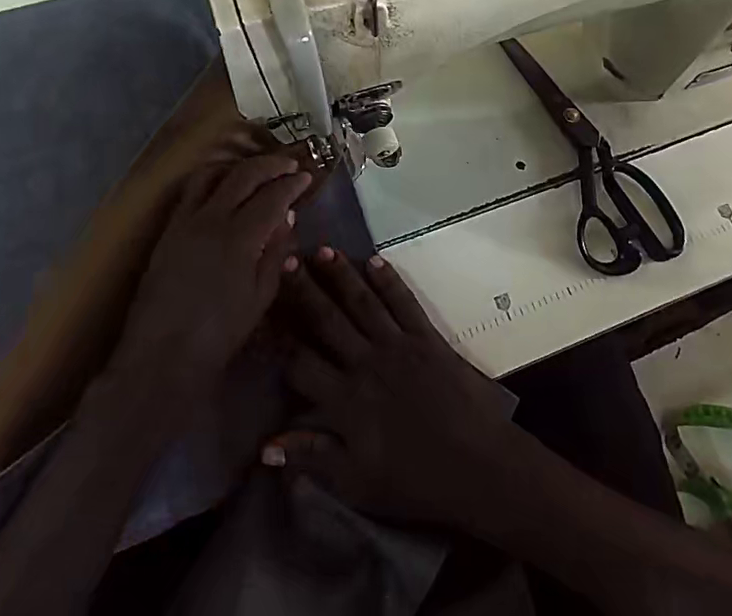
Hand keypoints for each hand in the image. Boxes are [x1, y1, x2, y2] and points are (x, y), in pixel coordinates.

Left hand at [106, 154, 313, 406]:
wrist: (163, 355)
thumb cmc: (222, 331)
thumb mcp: (262, 294)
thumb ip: (276, 250)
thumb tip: (287, 216)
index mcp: (240, 238)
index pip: (273, 196)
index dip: (293, 183)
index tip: (308, 177)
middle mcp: (210, 220)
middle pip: (243, 175)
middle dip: (270, 165)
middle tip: (290, 165)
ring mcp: (183, 223)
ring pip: (211, 175)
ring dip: (238, 166)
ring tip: (256, 171)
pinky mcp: (166, 232)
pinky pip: (190, 192)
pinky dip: (213, 180)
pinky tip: (225, 188)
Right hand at [264, 248, 528, 527]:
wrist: (475, 463)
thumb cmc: (413, 479)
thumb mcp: (355, 481)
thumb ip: (312, 457)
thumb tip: (265, 445)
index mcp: (345, 399)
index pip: (299, 363)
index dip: (274, 339)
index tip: (255, 315)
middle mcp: (367, 363)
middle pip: (328, 321)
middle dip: (303, 291)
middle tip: (284, 261)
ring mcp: (399, 346)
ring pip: (364, 304)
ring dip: (342, 276)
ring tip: (323, 250)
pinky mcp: (428, 338)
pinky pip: (405, 303)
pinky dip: (389, 281)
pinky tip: (375, 260)